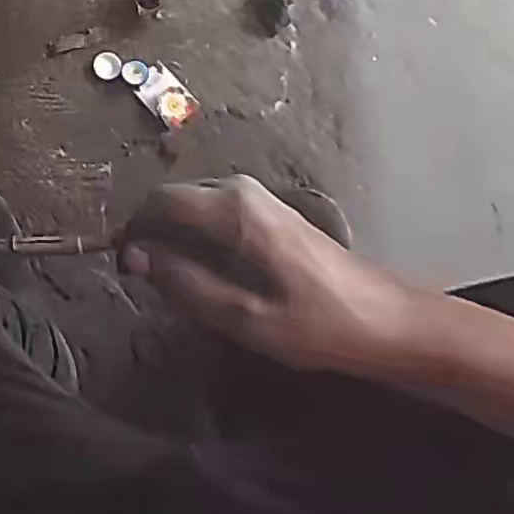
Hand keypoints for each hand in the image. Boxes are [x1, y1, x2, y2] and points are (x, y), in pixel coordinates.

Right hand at [119, 175, 418, 374]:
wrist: (385, 319)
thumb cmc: (318, 323)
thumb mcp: (244, 317)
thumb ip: (185, 283)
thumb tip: (138, 256)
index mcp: (234, 210)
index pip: (161, 201)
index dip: (134, 231)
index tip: (127, 268)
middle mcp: (240, 189)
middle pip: (173, 200)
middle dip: (153, 235)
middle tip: (152, 283)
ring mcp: (254, 195)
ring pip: (191, 206)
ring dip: (174, 238)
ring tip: (181, 284)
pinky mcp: (264, 208)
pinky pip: (211, 211)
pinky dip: (196, 237)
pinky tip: (212, 274)